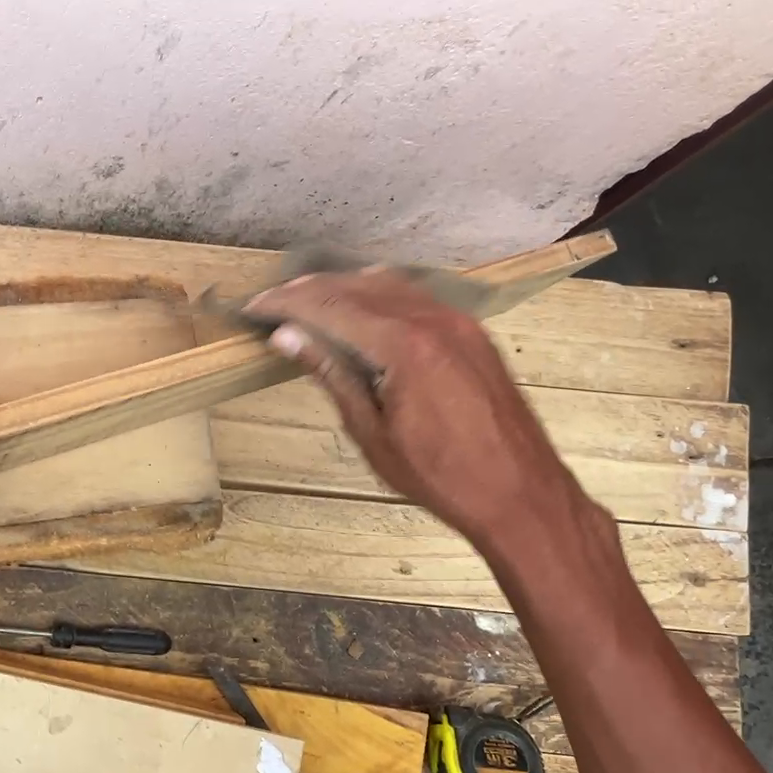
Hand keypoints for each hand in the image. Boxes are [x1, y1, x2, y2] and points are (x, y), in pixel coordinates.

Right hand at [245, 270, 598, 547]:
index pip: (330, 307)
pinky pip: (414, 296)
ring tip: (304, 302)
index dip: (286, 303)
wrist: (517, 489)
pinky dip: (376, 295)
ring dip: (341, 287)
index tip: (254, 308)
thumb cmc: (436, 473)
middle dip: (309, 290)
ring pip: (387, 284)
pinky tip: (356, 309)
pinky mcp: (470, 331)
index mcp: (404, 346)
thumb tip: (287, 337)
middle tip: (271, 303)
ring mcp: (457, 320)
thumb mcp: (369, 430)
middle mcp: (433, 319)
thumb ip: (331, 374)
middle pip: (357, 286)